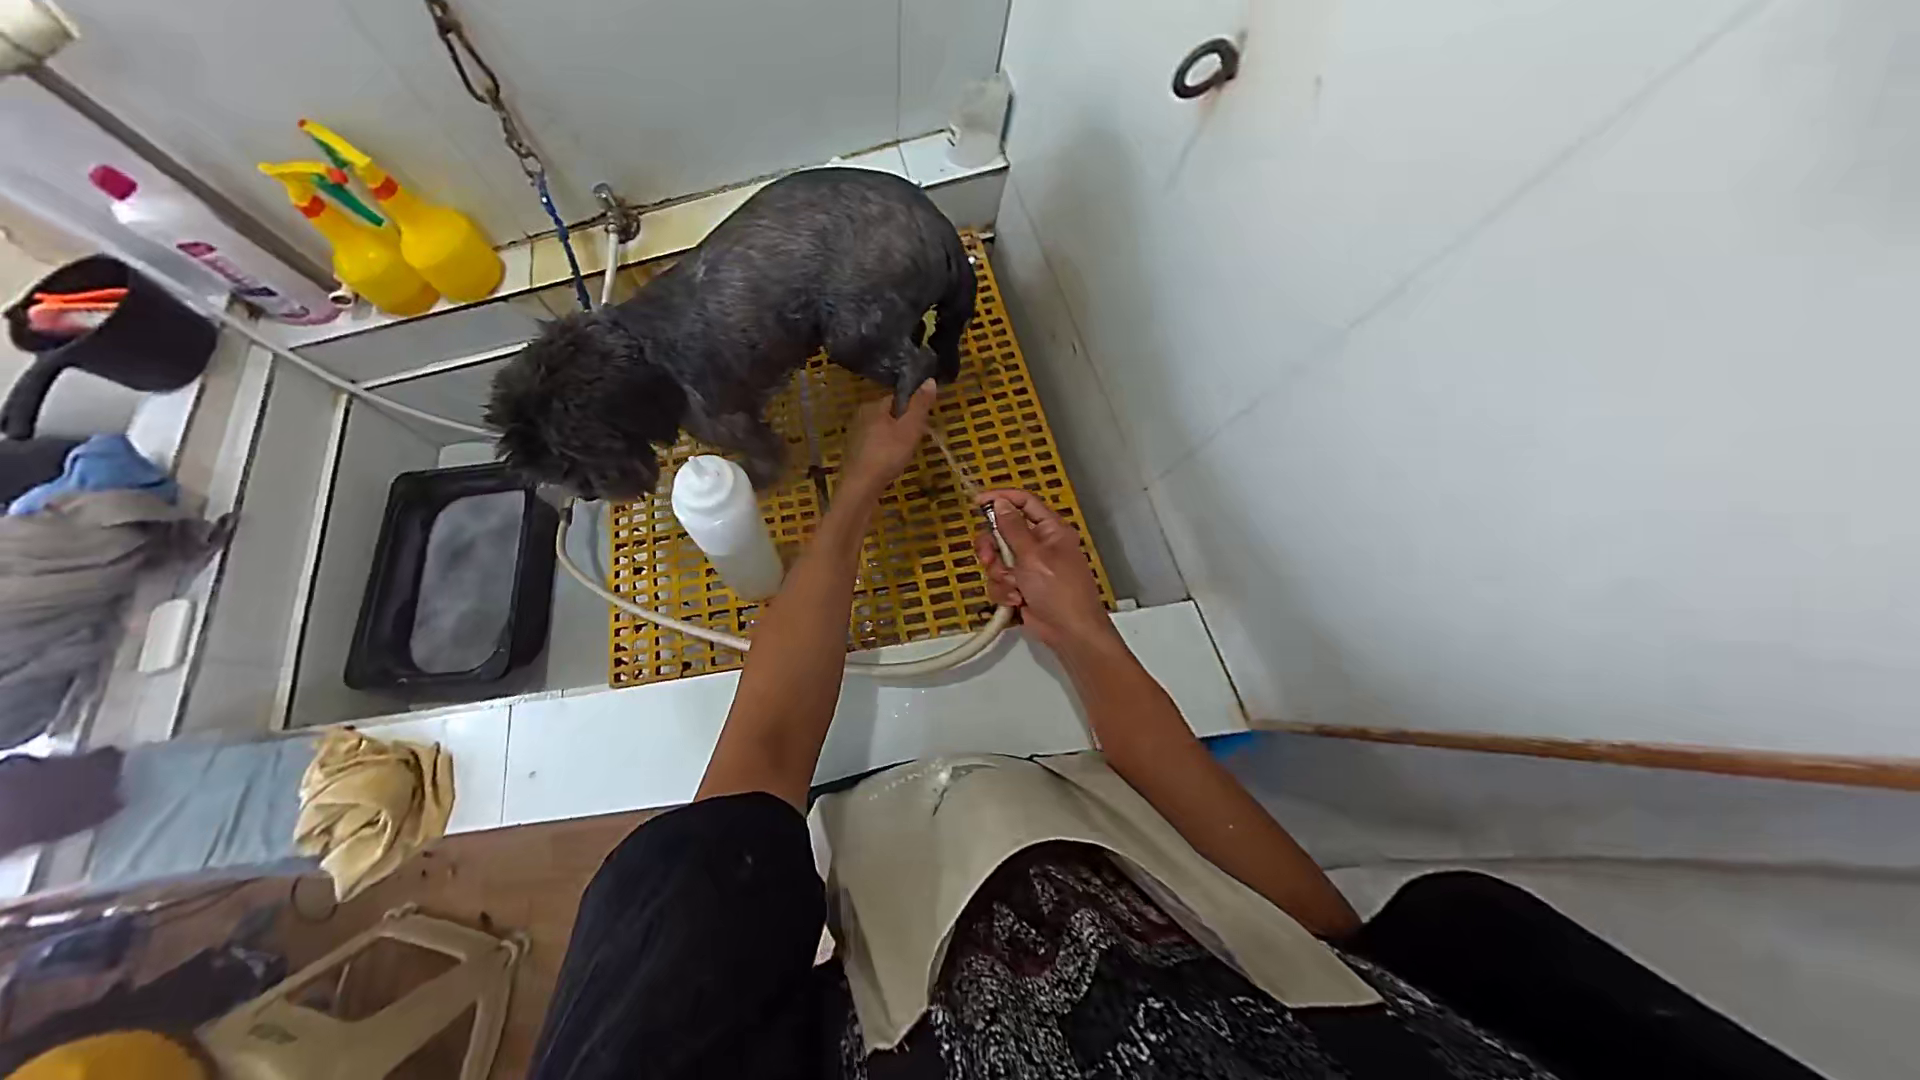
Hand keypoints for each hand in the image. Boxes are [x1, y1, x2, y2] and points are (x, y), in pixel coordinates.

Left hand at [840, 381, 935, 498]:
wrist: (862, 486)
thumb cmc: (888, 454)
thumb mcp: (910, 428)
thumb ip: (920, 405)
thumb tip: (929, 380)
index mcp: (872, 406)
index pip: (896, 398)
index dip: (912, 408)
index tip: (922, 423)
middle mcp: (860, 416)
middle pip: (889, 415)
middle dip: (903, 425)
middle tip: (915, 441)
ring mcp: (855, 436)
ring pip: (882, 431)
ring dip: (894, 440)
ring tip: (904, 454)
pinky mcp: (854, 453)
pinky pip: (875, 446)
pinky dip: (885, 451)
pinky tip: (890, 463)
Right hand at [973, 488, 1115, 652]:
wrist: (1069, 632)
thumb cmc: (1060, 591)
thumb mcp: (1034, 555)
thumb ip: (1012, 528)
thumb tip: (1000, 503)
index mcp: (1050, 530)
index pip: (1023, 502)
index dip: (1000, 499)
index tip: (977, 502)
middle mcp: (1038, 545)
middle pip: (1002, 533)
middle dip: (992, 548)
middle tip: (989, 558)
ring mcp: (1028, 568)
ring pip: (996, 560)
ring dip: (1000, 576)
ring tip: (1014, 588)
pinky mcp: (1020, 588)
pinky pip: (999, 582)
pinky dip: (1003, 592)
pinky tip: (1017, 601)